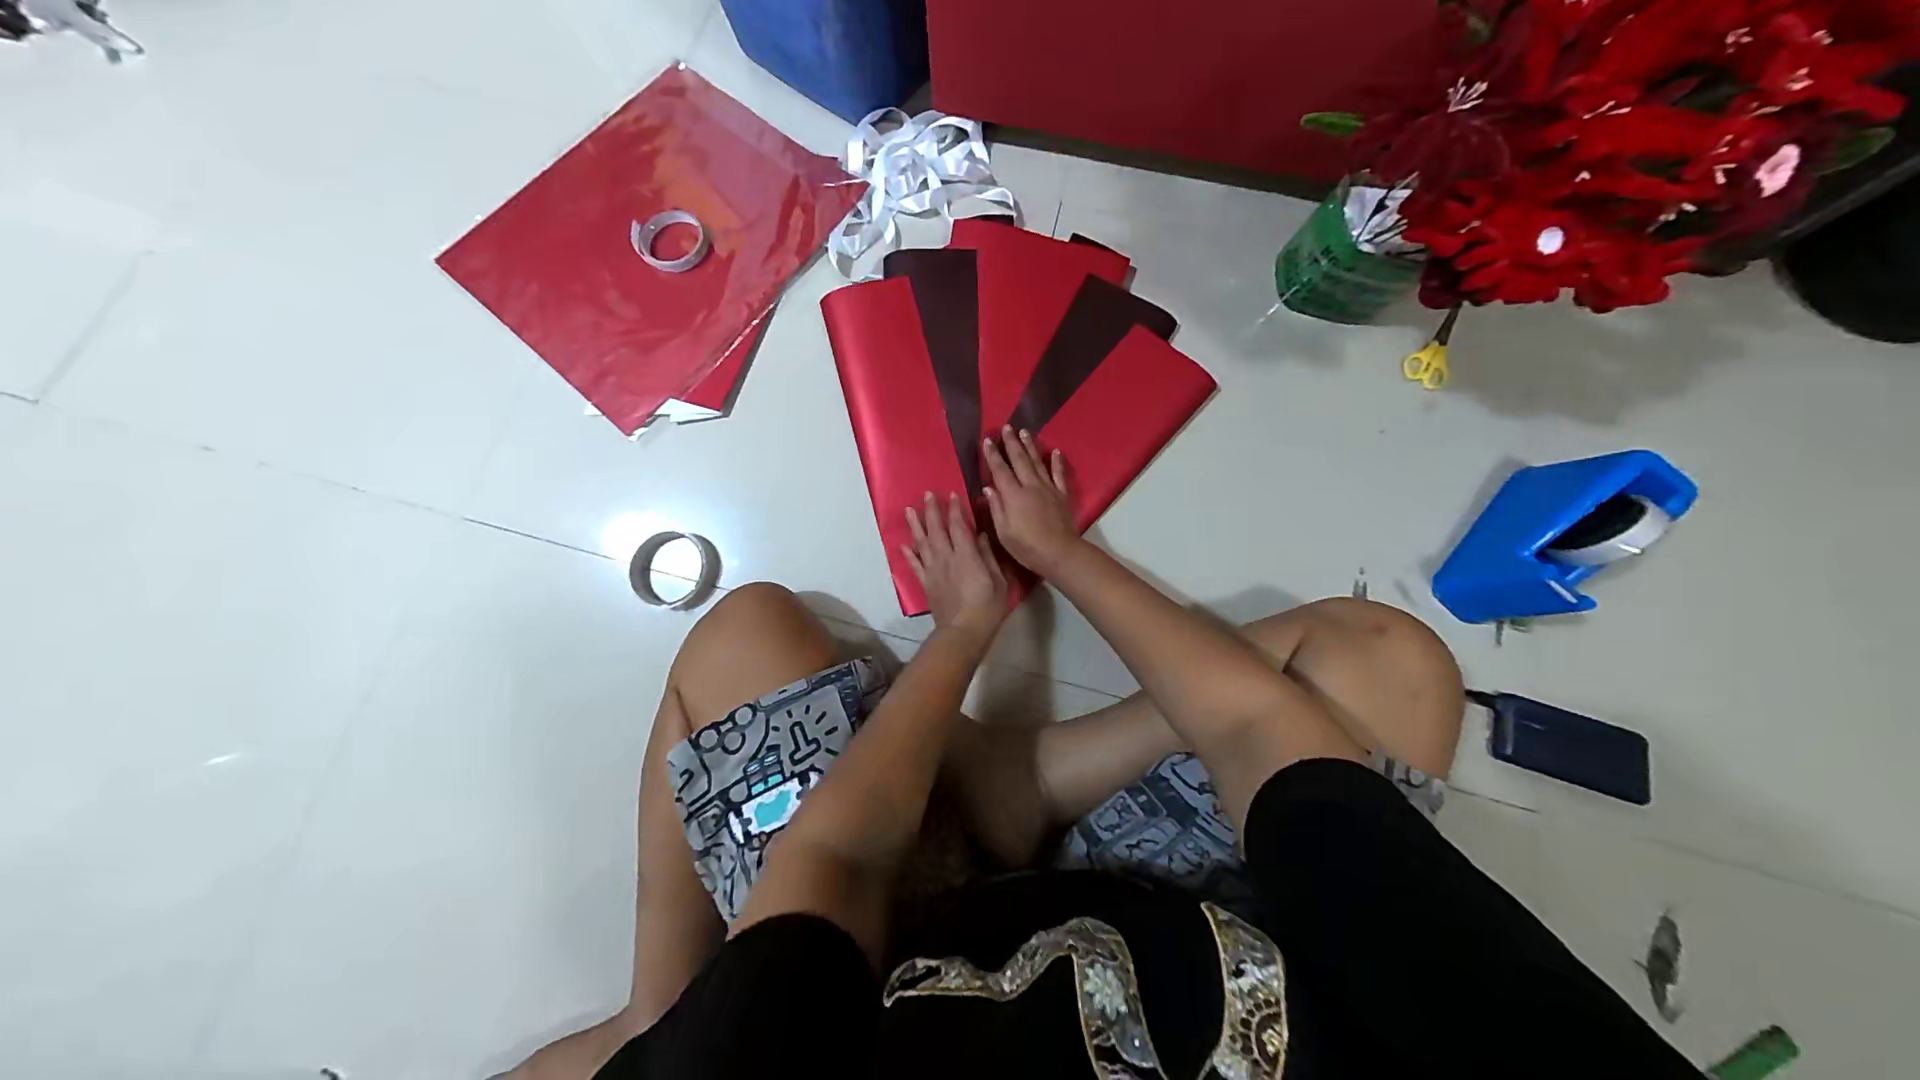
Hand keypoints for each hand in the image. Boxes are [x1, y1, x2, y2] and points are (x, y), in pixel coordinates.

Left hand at [904, 491, 1008, 638]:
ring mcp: (933, 570)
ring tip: (909, 510)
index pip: (958, 526)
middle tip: (927, 494)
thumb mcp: (998, 580)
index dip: (955, 509)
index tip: (952, 495)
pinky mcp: (926, 583)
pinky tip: (903, 545)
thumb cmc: (987, 607)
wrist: (963, 632)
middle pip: (936, 529)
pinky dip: (908, 554)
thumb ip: (988, 556)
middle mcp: (946, 558)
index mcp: (966, 555)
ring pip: (921, 543)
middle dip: (931, 510)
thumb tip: (981, 536)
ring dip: (915, 525)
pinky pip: (914, 565)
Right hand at [983, 427, 1081, 576]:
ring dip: (1030, 446)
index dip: (992, 456)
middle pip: (1019, 460)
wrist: (1060, 553)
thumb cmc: (1027, 547)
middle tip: (1006, 427)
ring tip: (1025, 432)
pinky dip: (1057, 462)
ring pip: (1037, 462)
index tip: (987, 441)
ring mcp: (1048, 489)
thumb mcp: (1004, 532)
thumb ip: (996, 508)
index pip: (1000, 471)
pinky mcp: (1062, 495)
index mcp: (1013, 496)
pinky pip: (1059, 475)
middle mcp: (1030, 486)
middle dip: (1011, 443)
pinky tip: (1056, 452)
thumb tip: (988, 488)